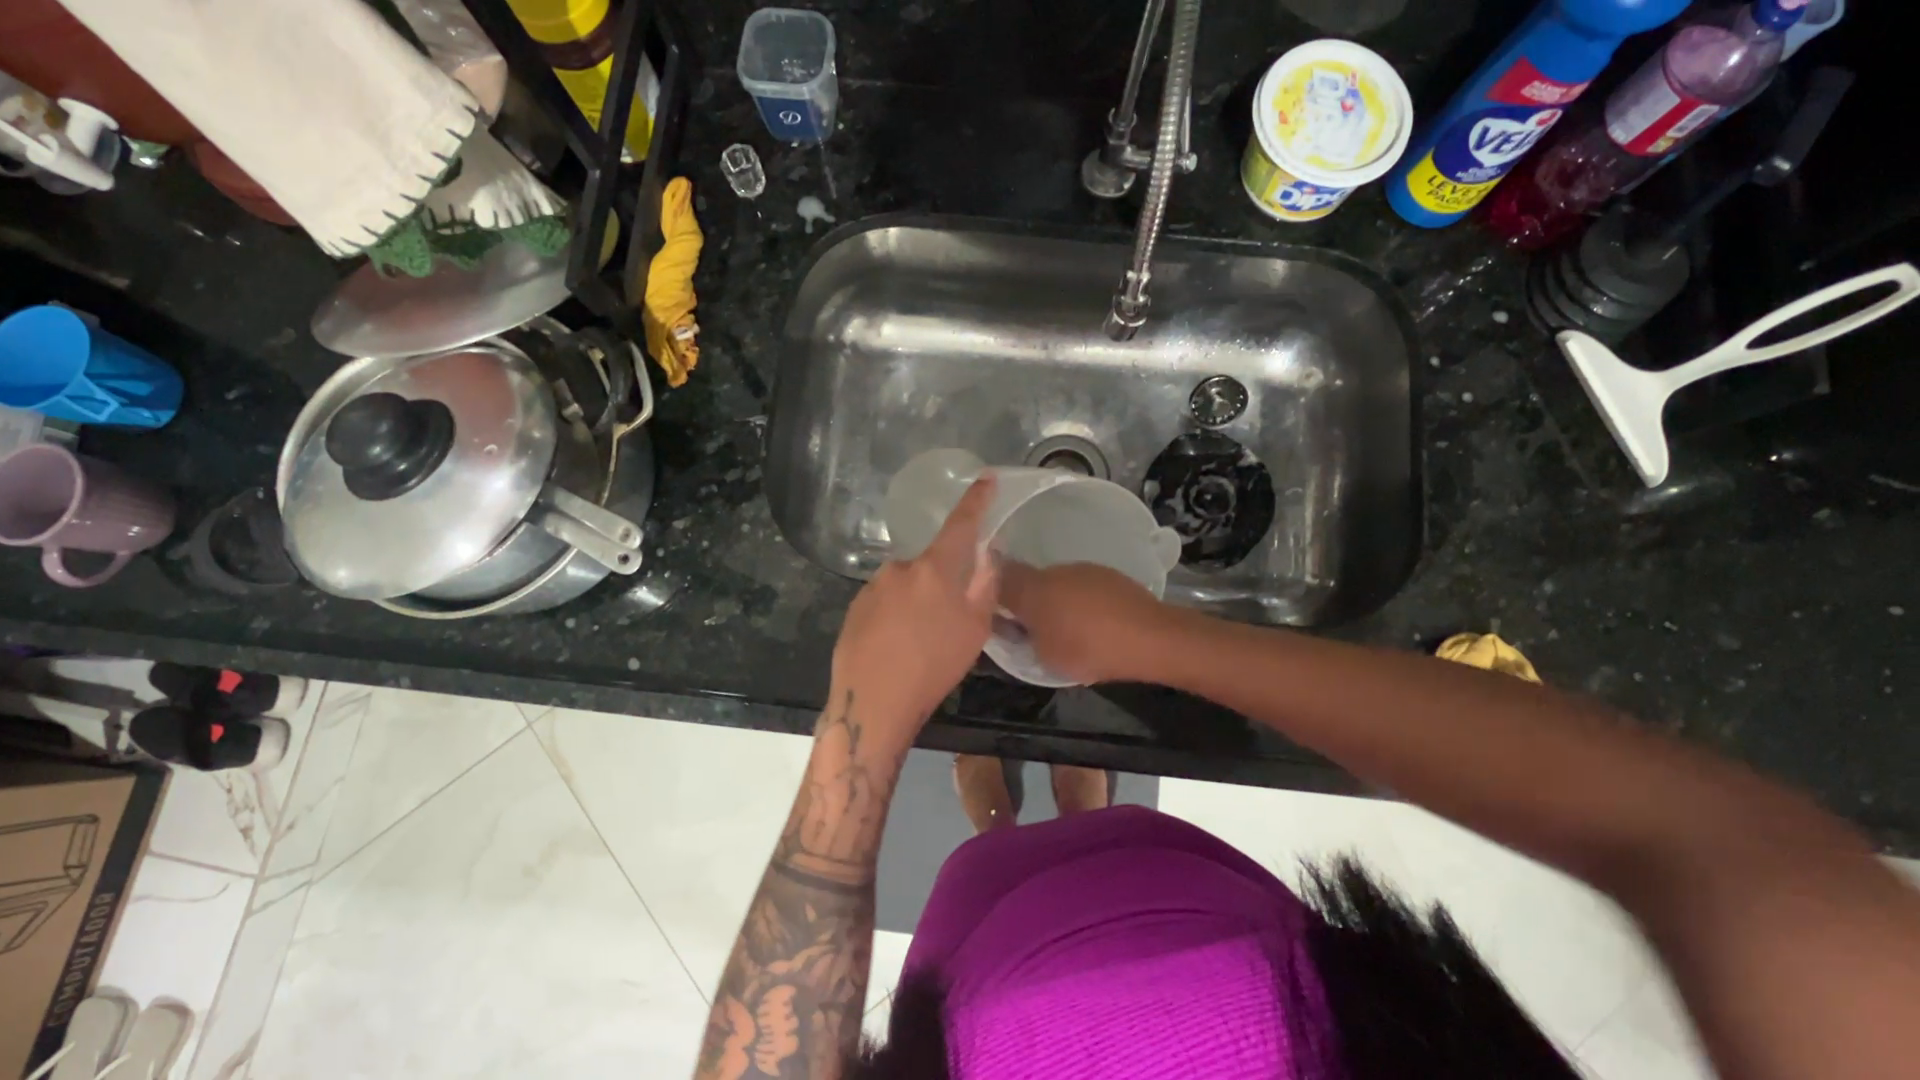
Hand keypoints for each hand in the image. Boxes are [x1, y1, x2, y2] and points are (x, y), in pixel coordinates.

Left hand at [831, 475, 999, 738]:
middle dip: (943, 584)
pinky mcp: (854, 608)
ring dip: (918, 603)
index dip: (976, 500)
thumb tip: (988, 554)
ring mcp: (872, 587)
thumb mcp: (975, 629)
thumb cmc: (933, 666)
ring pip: (907, 586)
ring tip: (922, 644)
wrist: (873, 702)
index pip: (961, 524)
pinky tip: (898, 648)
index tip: (986, 478)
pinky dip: (896, 617)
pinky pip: (885, 603)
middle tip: (950, 623)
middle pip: (932, 564)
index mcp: (934, 568)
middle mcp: (900, 568)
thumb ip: (985, 584)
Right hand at [998, 562, 1170, 683]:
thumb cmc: (1090, 650)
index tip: (989, 606)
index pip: (998, 577)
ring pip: (1056, 582)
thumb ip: (1023, 636)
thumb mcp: (1045, 655)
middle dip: (1025, 598)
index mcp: (1032, 589)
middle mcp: (1054, 571)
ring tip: (1065, 627)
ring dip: (1054, 599)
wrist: (1151, 637)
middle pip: (1028, 579)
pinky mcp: (1107, 574)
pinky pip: (1081, 585)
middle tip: (1028, 626)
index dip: (990, 589)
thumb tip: (1013, 625)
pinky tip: (1091, 621)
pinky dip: (1078, 600)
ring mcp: (1083, 569)